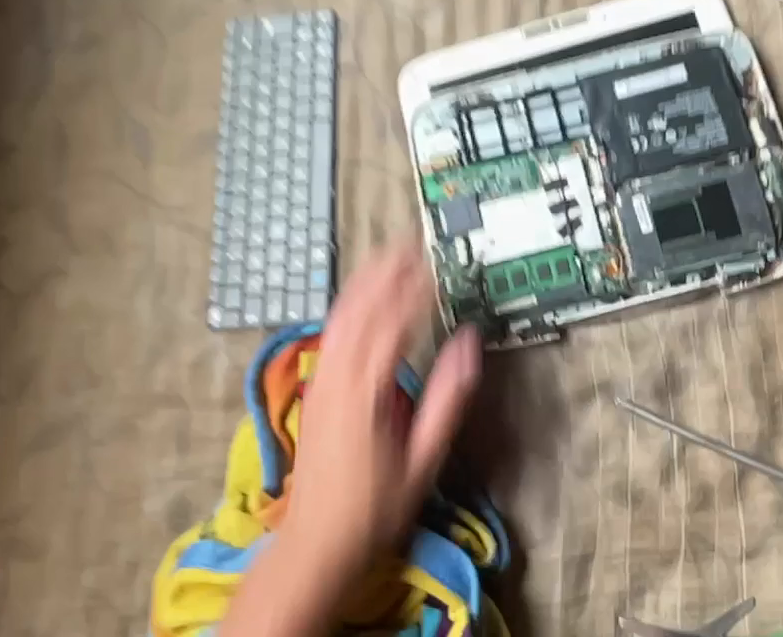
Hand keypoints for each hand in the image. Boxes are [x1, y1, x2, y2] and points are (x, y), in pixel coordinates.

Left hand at [287, 240, 482, 566]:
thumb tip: (468, 343)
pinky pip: (330, 330)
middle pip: (362, 307)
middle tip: (412, 240)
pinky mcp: (314, 386)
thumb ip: (447, 397)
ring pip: (341, 314)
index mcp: (367, 389)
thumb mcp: (423, 458)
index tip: (436, 262)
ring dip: (366, 279)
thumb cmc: (376, 505)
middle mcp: (338, 375)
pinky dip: (348, 301)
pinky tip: (361, 292)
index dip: (415, 287)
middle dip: (387, 270)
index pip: (394, 322)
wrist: (315, 542)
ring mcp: (320, 378)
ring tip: (389, 252)